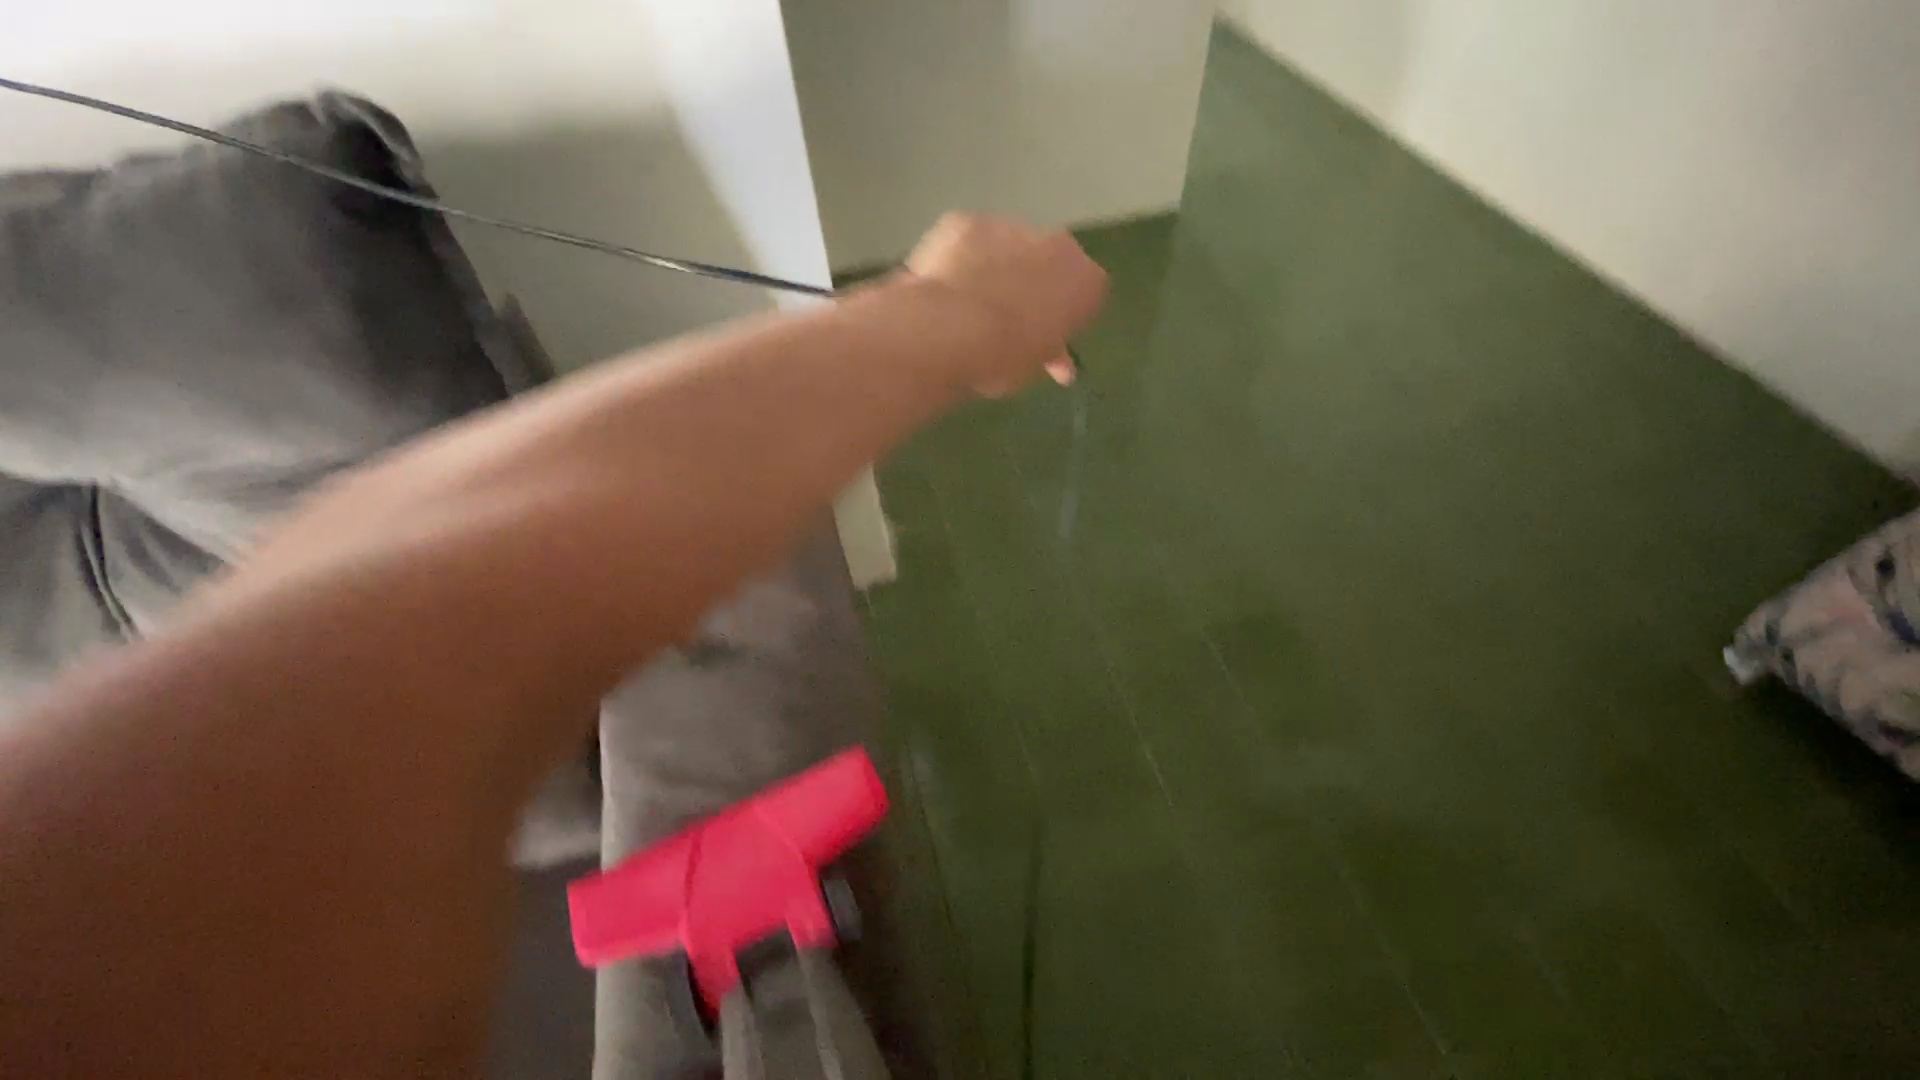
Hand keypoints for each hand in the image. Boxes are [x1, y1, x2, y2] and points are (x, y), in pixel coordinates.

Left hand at [905, 213, 1107, 395]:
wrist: (950, 329)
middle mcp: (1057, 244)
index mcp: (1086, 282)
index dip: (1063, 314)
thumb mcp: (1034, 366)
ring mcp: (1012, 226)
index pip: (1085, 293)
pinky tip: (943, 283)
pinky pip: (968, 241)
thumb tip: (1054, 358)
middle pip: (1049, 260)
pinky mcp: (967, 222)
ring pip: (1007, 246)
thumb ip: (1048, 352)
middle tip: (1006, 315)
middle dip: (1032, 282)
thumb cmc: (1004, 357)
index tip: (1044, 334)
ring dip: (995, 266)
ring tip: (967, 302)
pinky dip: (959, 258)